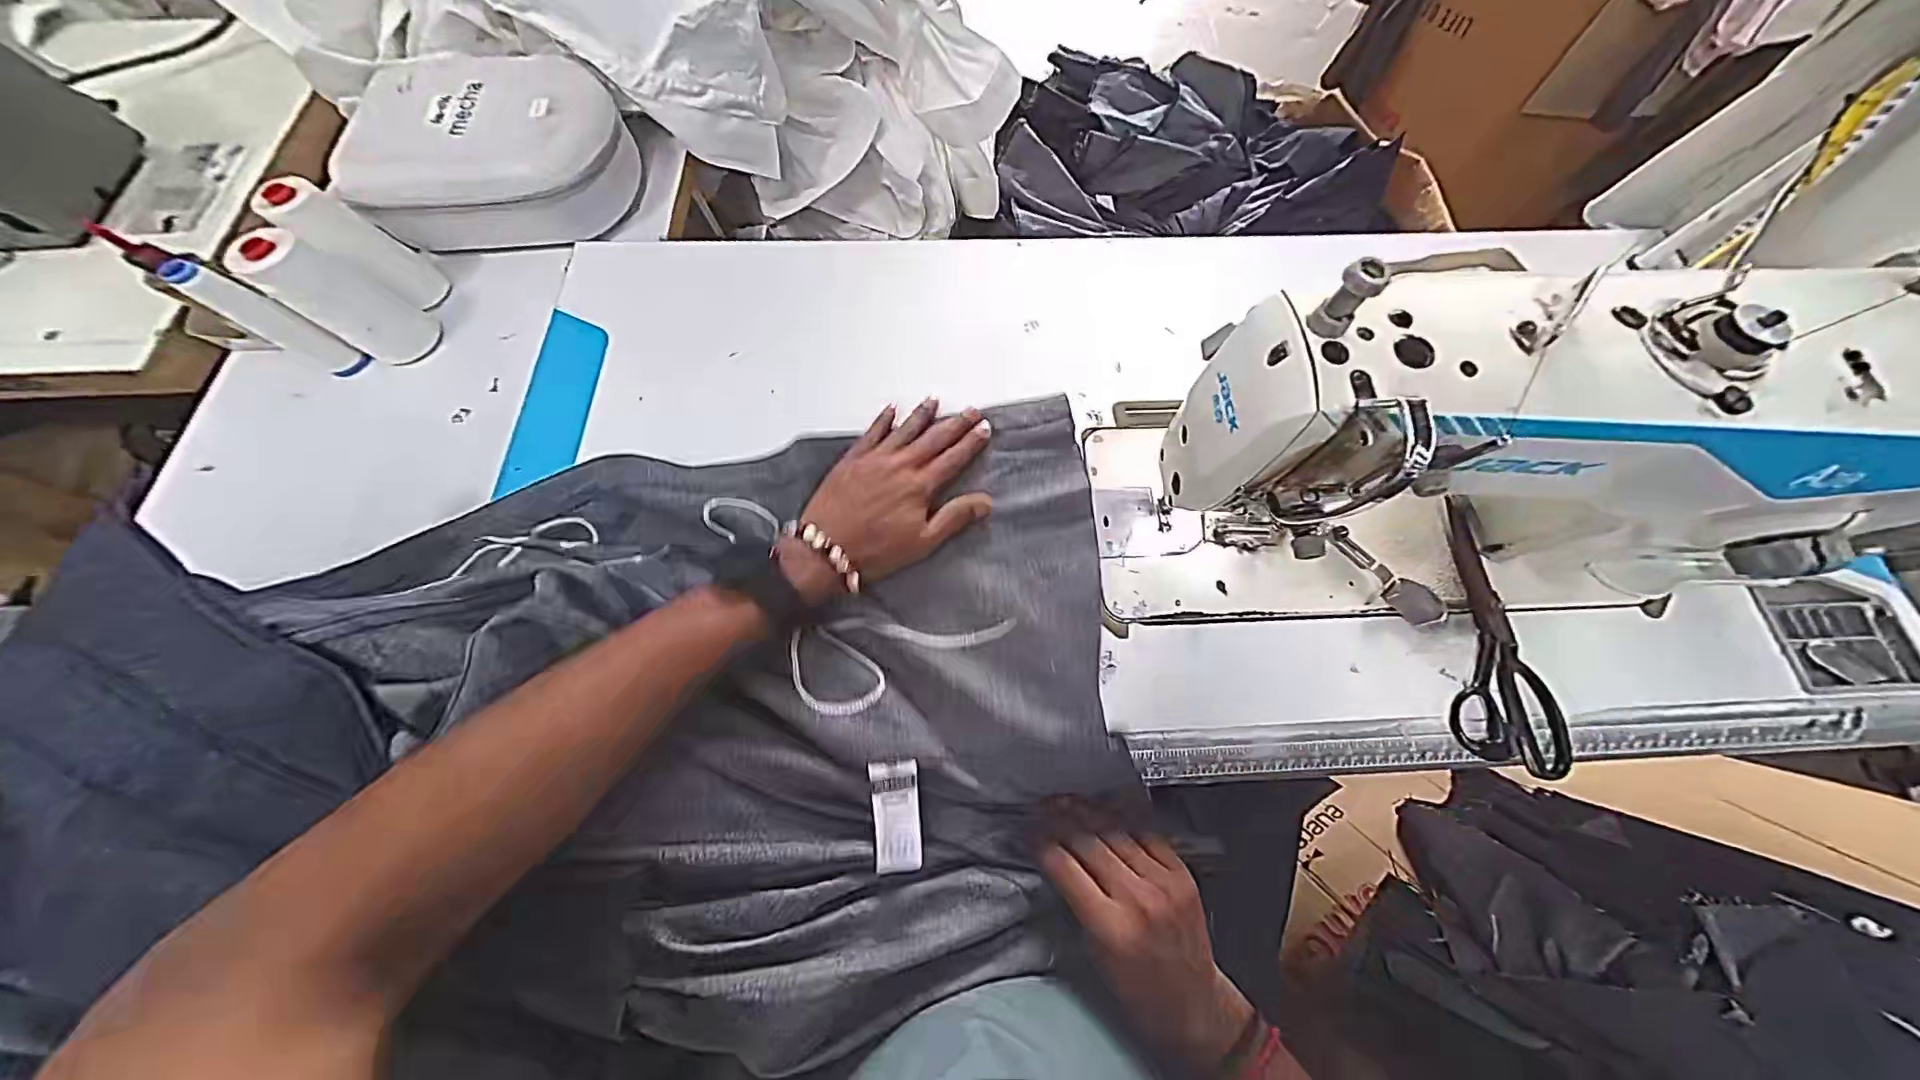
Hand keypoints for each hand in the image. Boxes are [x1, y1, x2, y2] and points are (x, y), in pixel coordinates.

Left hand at [782, 398, 993, 602]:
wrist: (826, 549)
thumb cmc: (876, 550)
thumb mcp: (923, 542)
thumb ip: (954, 517)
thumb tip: (985, 502)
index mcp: (919, 486)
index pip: (953, 458)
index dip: (971, 442)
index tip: (984, 429)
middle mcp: (900, 465)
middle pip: (934, 438)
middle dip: (955, 423)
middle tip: (972, 411)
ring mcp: (875, 459)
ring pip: (905, 429)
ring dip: (923, 414)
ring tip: (936, 401)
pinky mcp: (853, 460)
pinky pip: (872, 432)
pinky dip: (884, 419)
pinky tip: (892, 409)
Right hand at [1041, 816, 1257, 1070]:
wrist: (1194, 1004)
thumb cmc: (1138, 990)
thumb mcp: (1093, 953)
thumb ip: (1075, 903)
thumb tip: (1054, 859)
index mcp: (1111, 928)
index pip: (1065, 867)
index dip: (1042, 844)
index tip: (1030, 834)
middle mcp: (1139, 900)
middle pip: (1087, 842)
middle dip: (1059, 821)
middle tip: (1043, 810)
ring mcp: (1164, 884)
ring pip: (1115, 831)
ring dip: (1087, 813)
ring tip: (1068, 802)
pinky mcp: (1182, 875)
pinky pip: (1146, 834)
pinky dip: (1122, 821)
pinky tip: (1106, 812)